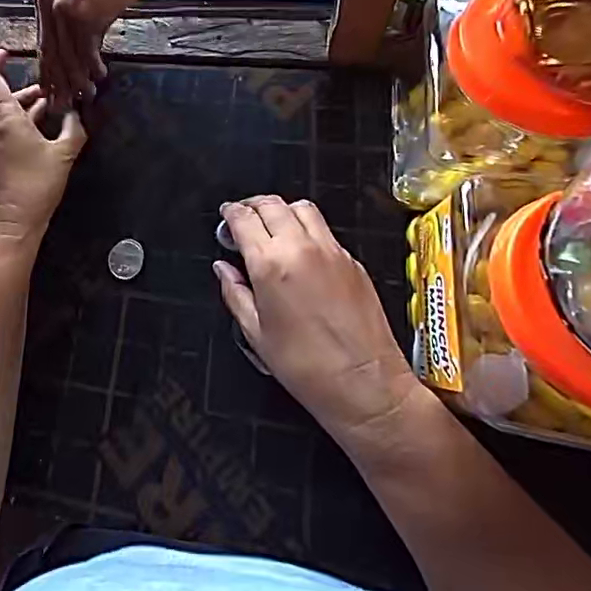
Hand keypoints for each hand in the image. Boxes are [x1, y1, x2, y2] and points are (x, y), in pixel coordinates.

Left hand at [0, 33, 86, 240]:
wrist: (12, 222)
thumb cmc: (35, 186)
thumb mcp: (64, 154)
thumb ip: (74, 129)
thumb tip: (78, 113)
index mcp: (4, 118)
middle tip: (4, 54)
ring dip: (6, 90)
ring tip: (37, 89)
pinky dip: (11, 108)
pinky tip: (36, 112)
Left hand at [35, 0, 156, 108]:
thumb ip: (71, 19)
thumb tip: (76, 51)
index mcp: (42, 0)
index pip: (43, 43)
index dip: (48, 70)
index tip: (52, 90)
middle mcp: (48, 5)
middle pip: (51, 53)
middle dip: (58, 82)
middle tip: (62, 103)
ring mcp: (65, 11)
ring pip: (68, 55)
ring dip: (78, 79)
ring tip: (86, 95)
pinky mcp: (85, 16)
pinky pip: (86, 50)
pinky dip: (93, 66)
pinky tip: (99, 76)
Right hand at [214, 196, 430, 448]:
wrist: (366, 387)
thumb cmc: (312, 369)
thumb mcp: (256, 333)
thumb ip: (235, 293)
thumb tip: (224, 271)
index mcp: (271, 265)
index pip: (243, 218)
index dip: (229, 212)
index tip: (226, 216)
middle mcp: (301, 250)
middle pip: (270, 204)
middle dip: (251, 206)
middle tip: (243, 217)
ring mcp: (331, 252)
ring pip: (301, 207)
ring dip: (281, 210)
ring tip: (272, 225)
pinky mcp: (352, 261)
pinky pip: (325, 229)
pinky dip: (307, 228)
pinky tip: (301, 248)